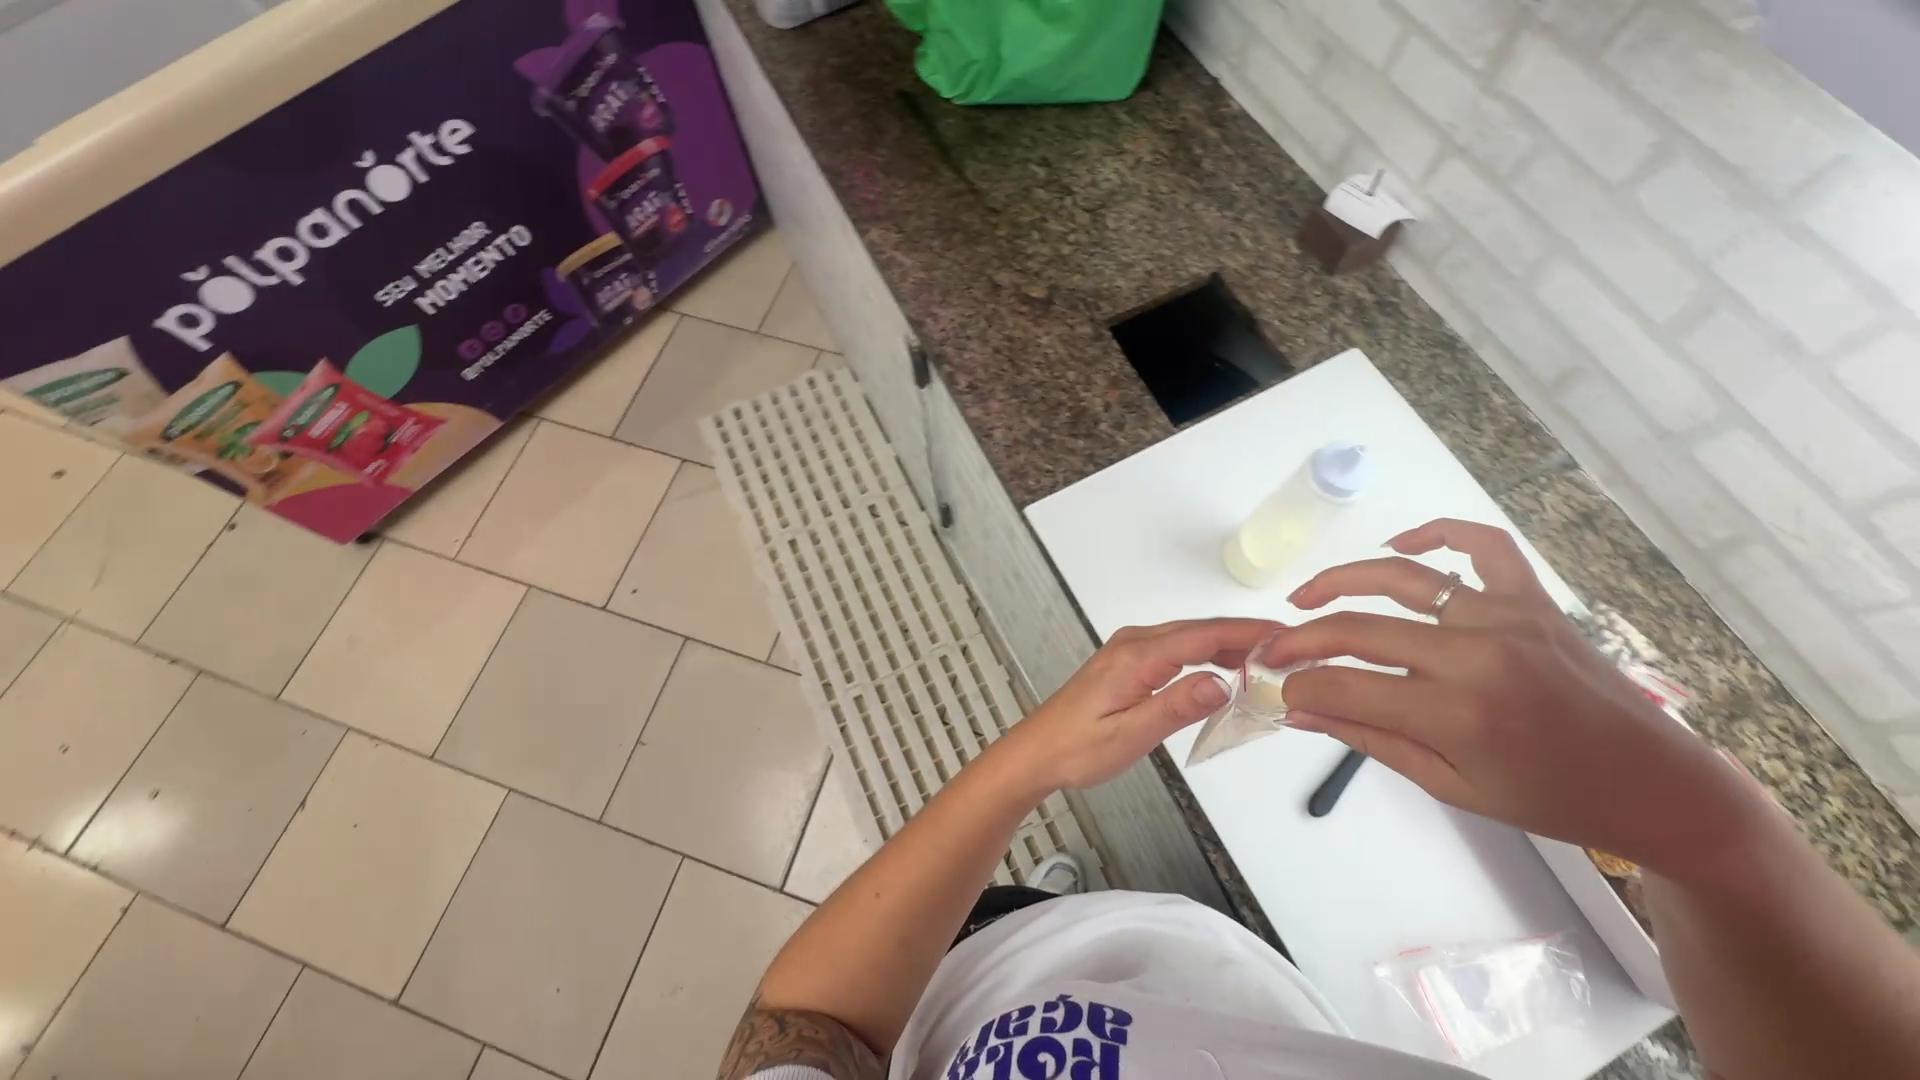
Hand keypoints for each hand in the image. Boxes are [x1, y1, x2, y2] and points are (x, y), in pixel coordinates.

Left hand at [995, 618, 1281, 793]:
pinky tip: (1226, 671)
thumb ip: (1175, 707)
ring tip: (1270, 661)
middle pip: (1201, 631)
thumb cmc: (1077, 749)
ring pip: (1190, 638)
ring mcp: (1130, 650)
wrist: (1037, 752)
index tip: (1287, 636)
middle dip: (1246, 637)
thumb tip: (1221, 683)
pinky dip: (1206, 655)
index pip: (1203, 636)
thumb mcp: (1130, 735)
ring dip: (1228, 646)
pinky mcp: (1129, 662)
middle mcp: (1134, 644)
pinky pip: (1177, 649)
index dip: (1247, 634)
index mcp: (1136, 657)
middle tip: (1292, 650)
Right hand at [1268, 519, 1768, 879]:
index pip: (1343, 688)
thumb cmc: (1548, 799)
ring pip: (1402, 579)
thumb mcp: (1449, 786)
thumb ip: (1369, 739)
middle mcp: (1476, 655)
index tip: (1280, 691)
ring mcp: (1508, 617)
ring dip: (1340, 581)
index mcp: (1456, 715)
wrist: (1654, 785)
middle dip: (1300, 641)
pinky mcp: (1534, 600)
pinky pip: (1482, 546)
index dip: (1298, 688)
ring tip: (1304, 596)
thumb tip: (1298, 711)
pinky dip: (1436, 534)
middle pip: (1358, 631)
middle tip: (1273, 651)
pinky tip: (1399, 545)